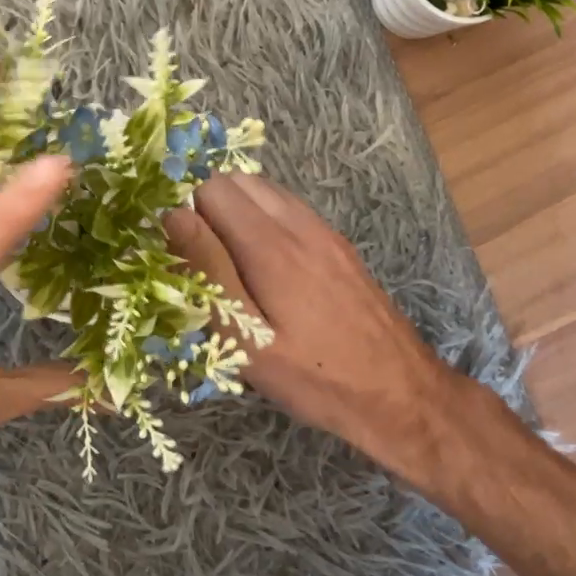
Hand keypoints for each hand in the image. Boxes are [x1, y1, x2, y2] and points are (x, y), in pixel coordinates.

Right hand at [164, 173, 467, 473]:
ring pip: (263, 191)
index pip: (210, 189)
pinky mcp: (338, 245)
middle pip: (236, 180)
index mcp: (271, 245)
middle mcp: (298, 224)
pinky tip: (264, 269)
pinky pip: (288, 210)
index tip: (180, 255)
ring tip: (230, 264)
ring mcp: (323, 231)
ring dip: (235, 212)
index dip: (186, 215)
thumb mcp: (247, 340)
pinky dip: (263, 221)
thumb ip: (209, 272)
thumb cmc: (315, 378)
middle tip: (202, 260)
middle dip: (207, 208)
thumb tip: (173, 215)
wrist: (402, 395)